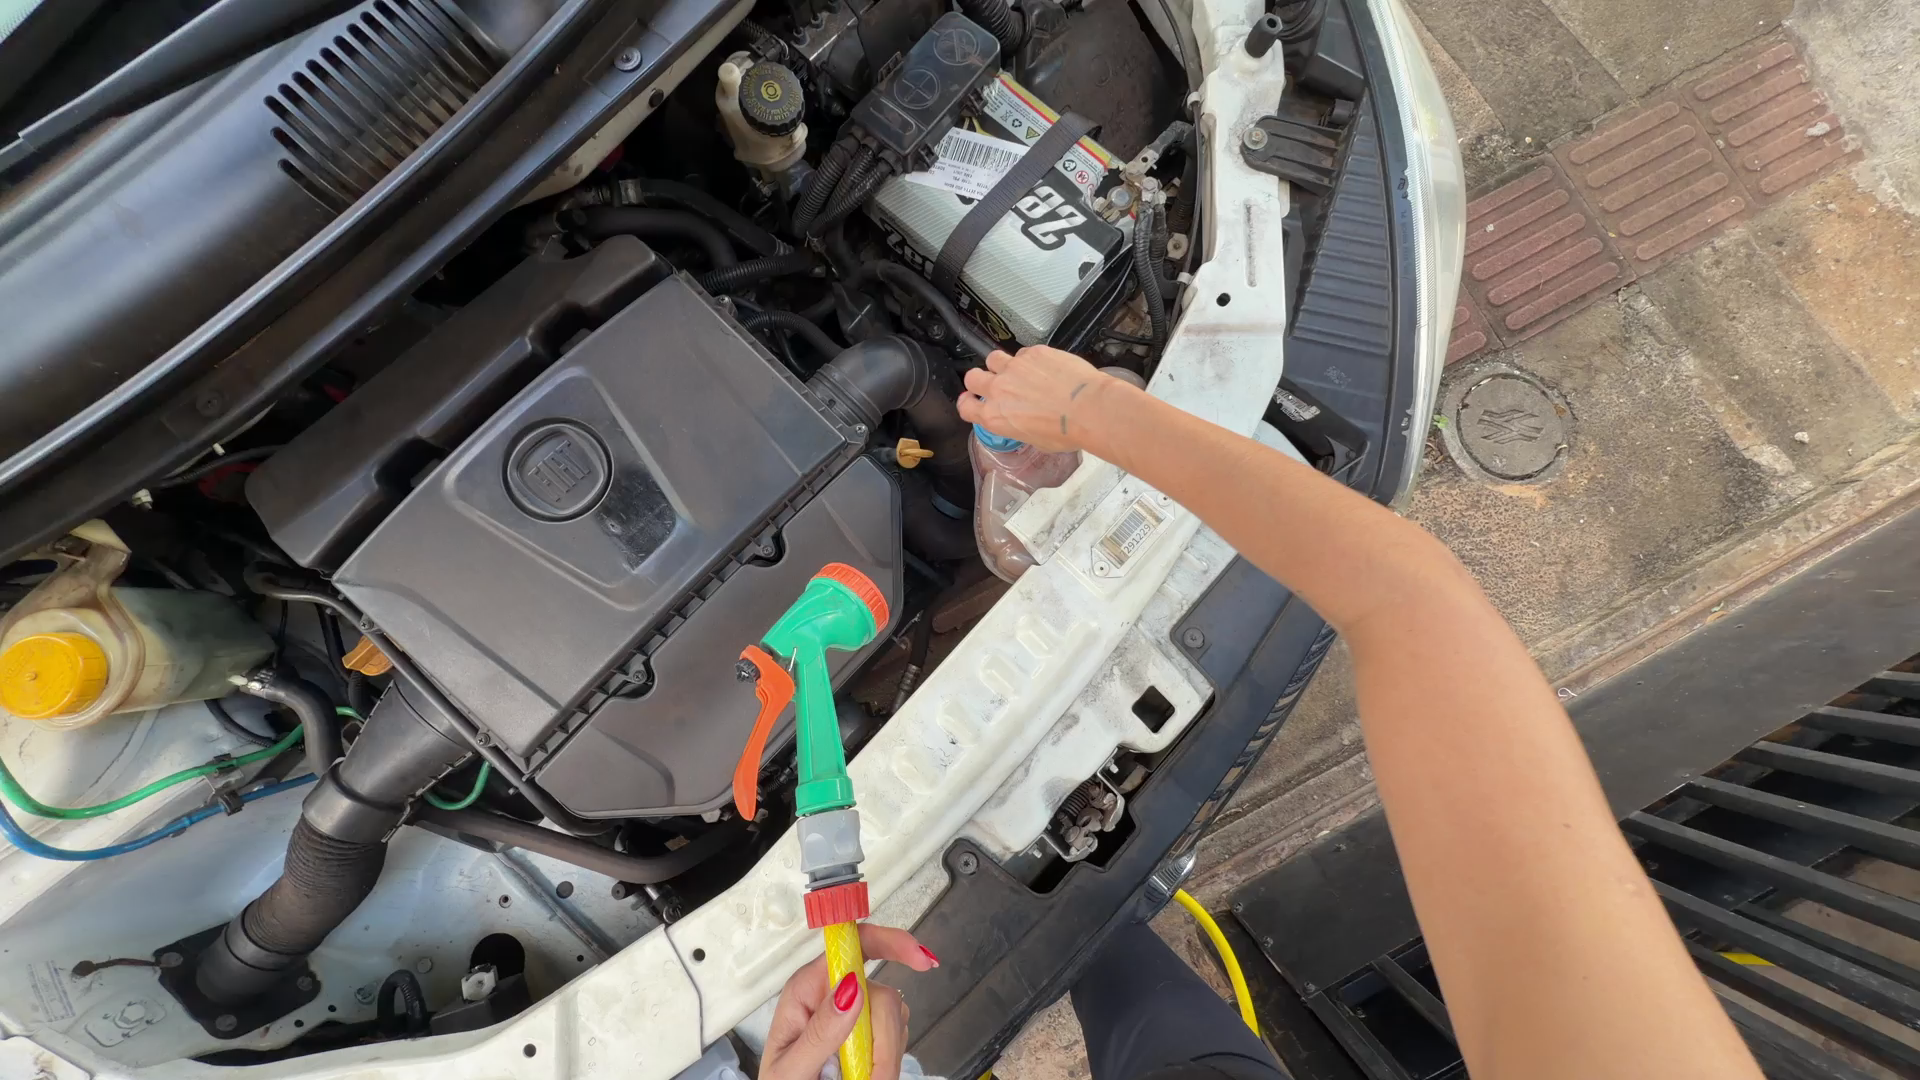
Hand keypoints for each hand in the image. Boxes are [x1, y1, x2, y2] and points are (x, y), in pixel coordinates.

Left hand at [759, 924, 938, 1079]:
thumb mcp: (789, 1069)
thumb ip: (820, 1031)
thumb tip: (853, 985)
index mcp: (810, 987)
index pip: (855, 944)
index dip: (891, 941)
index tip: (921, 961)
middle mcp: (835, 990)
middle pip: (883, 995)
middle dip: (885, 1041)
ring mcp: (855, 1009)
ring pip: (894, 1017)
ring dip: (887, 1055)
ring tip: (863, 1079)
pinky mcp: (868, 1030)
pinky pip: (897, 1034)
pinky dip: (890, 1059)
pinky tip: (871, 1074)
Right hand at [955, 346, 1123, 453]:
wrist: (1088, 409)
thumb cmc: (1065, 432)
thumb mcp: (1035, 440)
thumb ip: (1019, 426)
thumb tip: (1025, 421)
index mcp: (995, 417)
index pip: (965, 407)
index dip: (967, 403)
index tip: (971, 402)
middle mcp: (999, 389)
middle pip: (972, 377)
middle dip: (979, 380)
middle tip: (993, 384)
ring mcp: (1015, 367)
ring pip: (993, 358)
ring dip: (1000, 365)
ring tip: (1016, 372)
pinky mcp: (1034, 352)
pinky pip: (1023, 352)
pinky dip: (1029, 359)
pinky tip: (1043, 368)